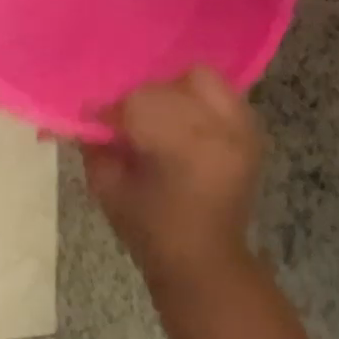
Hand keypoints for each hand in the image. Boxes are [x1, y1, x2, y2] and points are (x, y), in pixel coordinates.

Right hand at [82, 67, 262, 286]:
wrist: (202, 258)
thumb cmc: (148, 227)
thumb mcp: (107, 186)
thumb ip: (95, 145)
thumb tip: (87, 118)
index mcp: (183, 144)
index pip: (139, 99)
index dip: (110, 110)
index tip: (94, 124)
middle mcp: (220, 129)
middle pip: (170, 84)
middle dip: (141, 99)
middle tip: (125, 122)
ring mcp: (242, 129)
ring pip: (202, 81)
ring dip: (172, 95)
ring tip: (156, 120)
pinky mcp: (250, 134)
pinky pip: (222, 96)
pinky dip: (196, 102)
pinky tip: (180, 125)